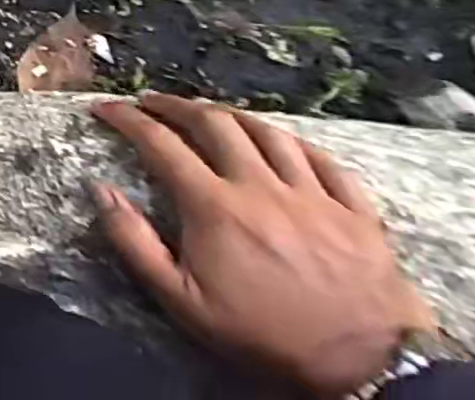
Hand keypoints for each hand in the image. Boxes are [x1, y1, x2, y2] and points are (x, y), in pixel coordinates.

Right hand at [91, 94, 436, 395]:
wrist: (373, 377)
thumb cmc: (265, 335)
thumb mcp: (182, 301)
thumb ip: (133, 242)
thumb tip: (101, 190)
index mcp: (214, 206)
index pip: (158, 142)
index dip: (126, 117)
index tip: (105, 109)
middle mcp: (261, 188)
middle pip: (212, 122)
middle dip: (173, 105)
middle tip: (151, 103)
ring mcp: (315, 198)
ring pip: (267, 132)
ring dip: (229, 116)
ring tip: (208, 114)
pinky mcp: (358, 214)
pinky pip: (324, 160)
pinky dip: (293, 142)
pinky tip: (278, 142)